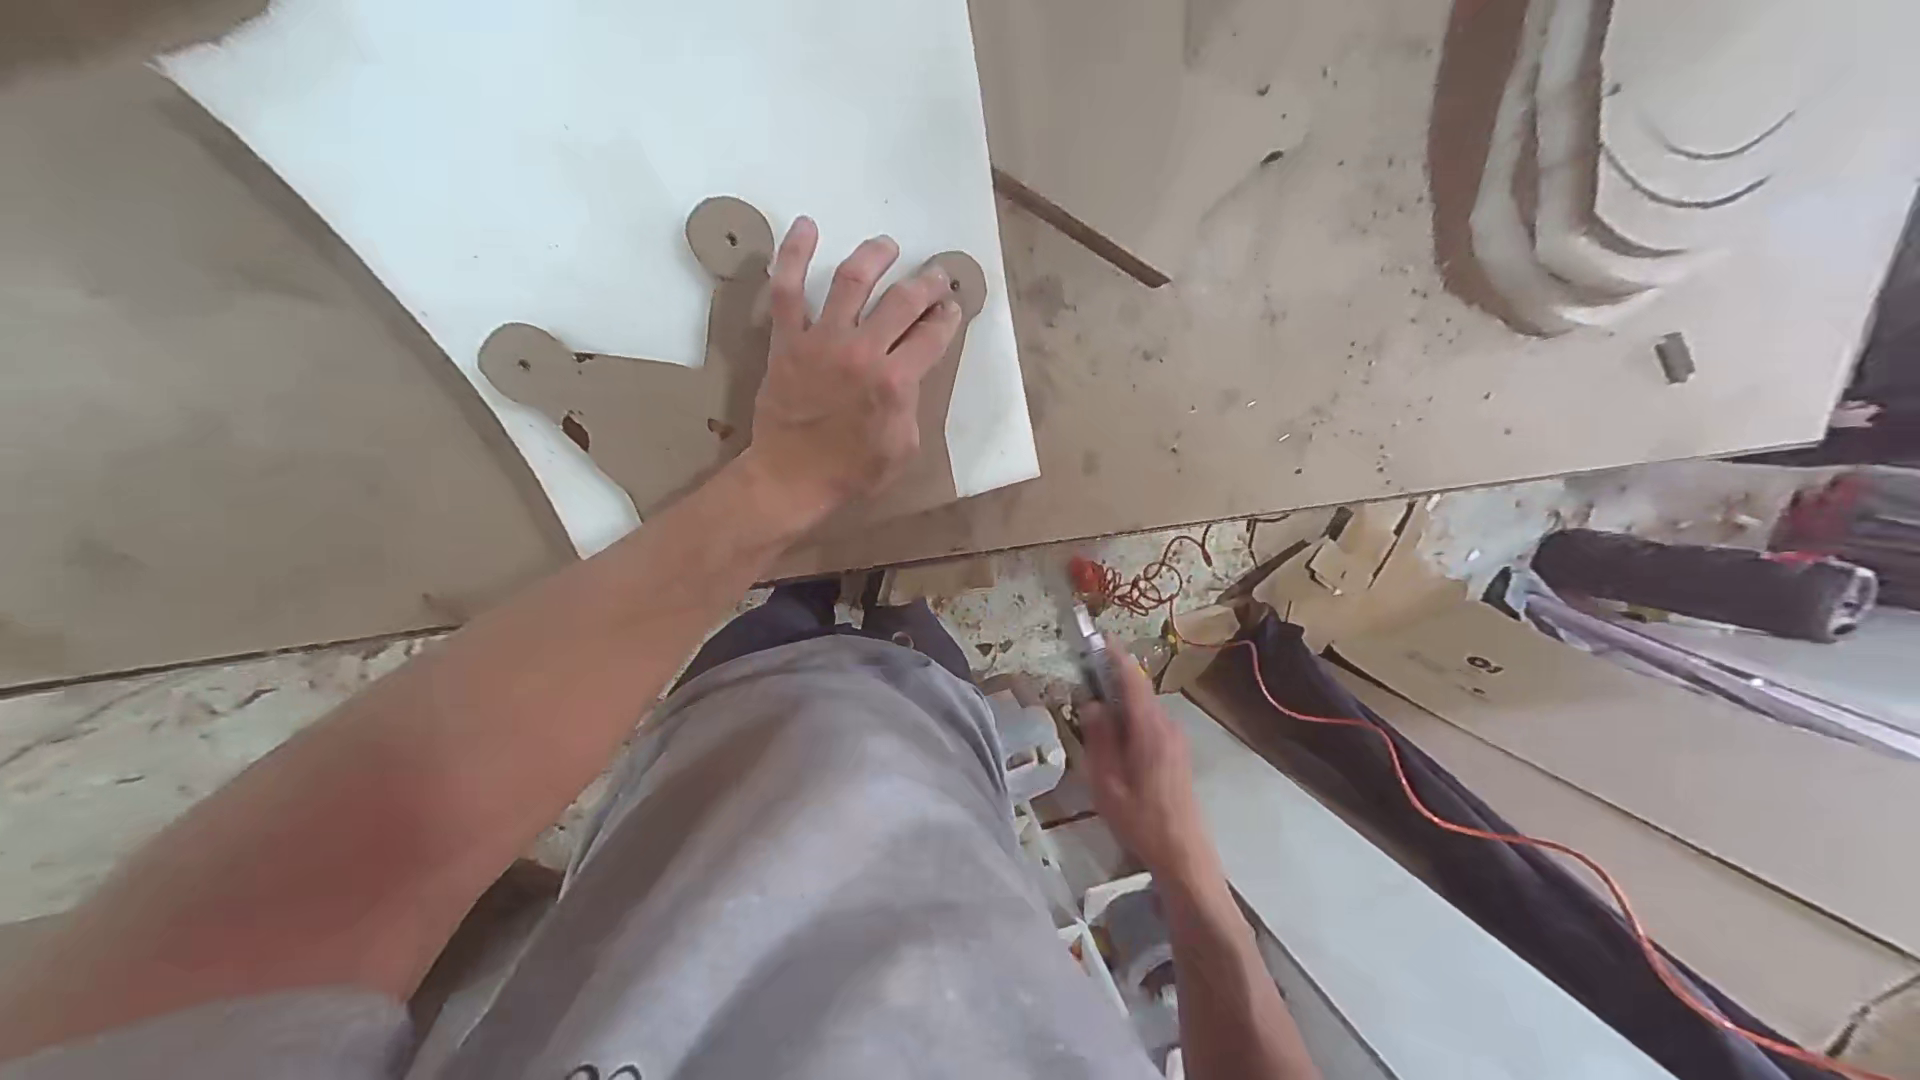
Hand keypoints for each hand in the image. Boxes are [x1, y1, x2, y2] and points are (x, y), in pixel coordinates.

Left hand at [741, 216, 963, 521]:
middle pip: (904, 301)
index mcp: (896, 381)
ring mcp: (822, 340)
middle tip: (936, 275)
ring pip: (853, 281)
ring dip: (876, 255)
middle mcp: (864, 351)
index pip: (933, 335)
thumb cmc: (852, 472)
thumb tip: (908, 375)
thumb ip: (911, 404)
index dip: (948, 317)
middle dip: (928, 283)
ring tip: (888, 245)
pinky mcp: (787, 340)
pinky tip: (807, 226)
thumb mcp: (903, 447)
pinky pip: (787, 289)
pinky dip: (795, 254)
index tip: (952, 307)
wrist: (792, 478)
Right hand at [1079, 656, 1221, 885]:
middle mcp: (1167, 726)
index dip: (1114, 655)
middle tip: (1082, 679)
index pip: (1131, 679)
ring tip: (1091, 710)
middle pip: (1137, 690)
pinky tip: (1113, 736)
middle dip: (1110, 679)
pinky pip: (1149, 722)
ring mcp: (1175, 739)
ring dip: (1119, 701)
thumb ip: (1098, 738)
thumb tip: (1092, 704)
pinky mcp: (1177, 752)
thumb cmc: (1140, 820)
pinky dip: (1130, 717)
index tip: (1097, 637)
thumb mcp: (1106, 781)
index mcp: (1149, 729)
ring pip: (1142, 707)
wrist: (1184, 855)